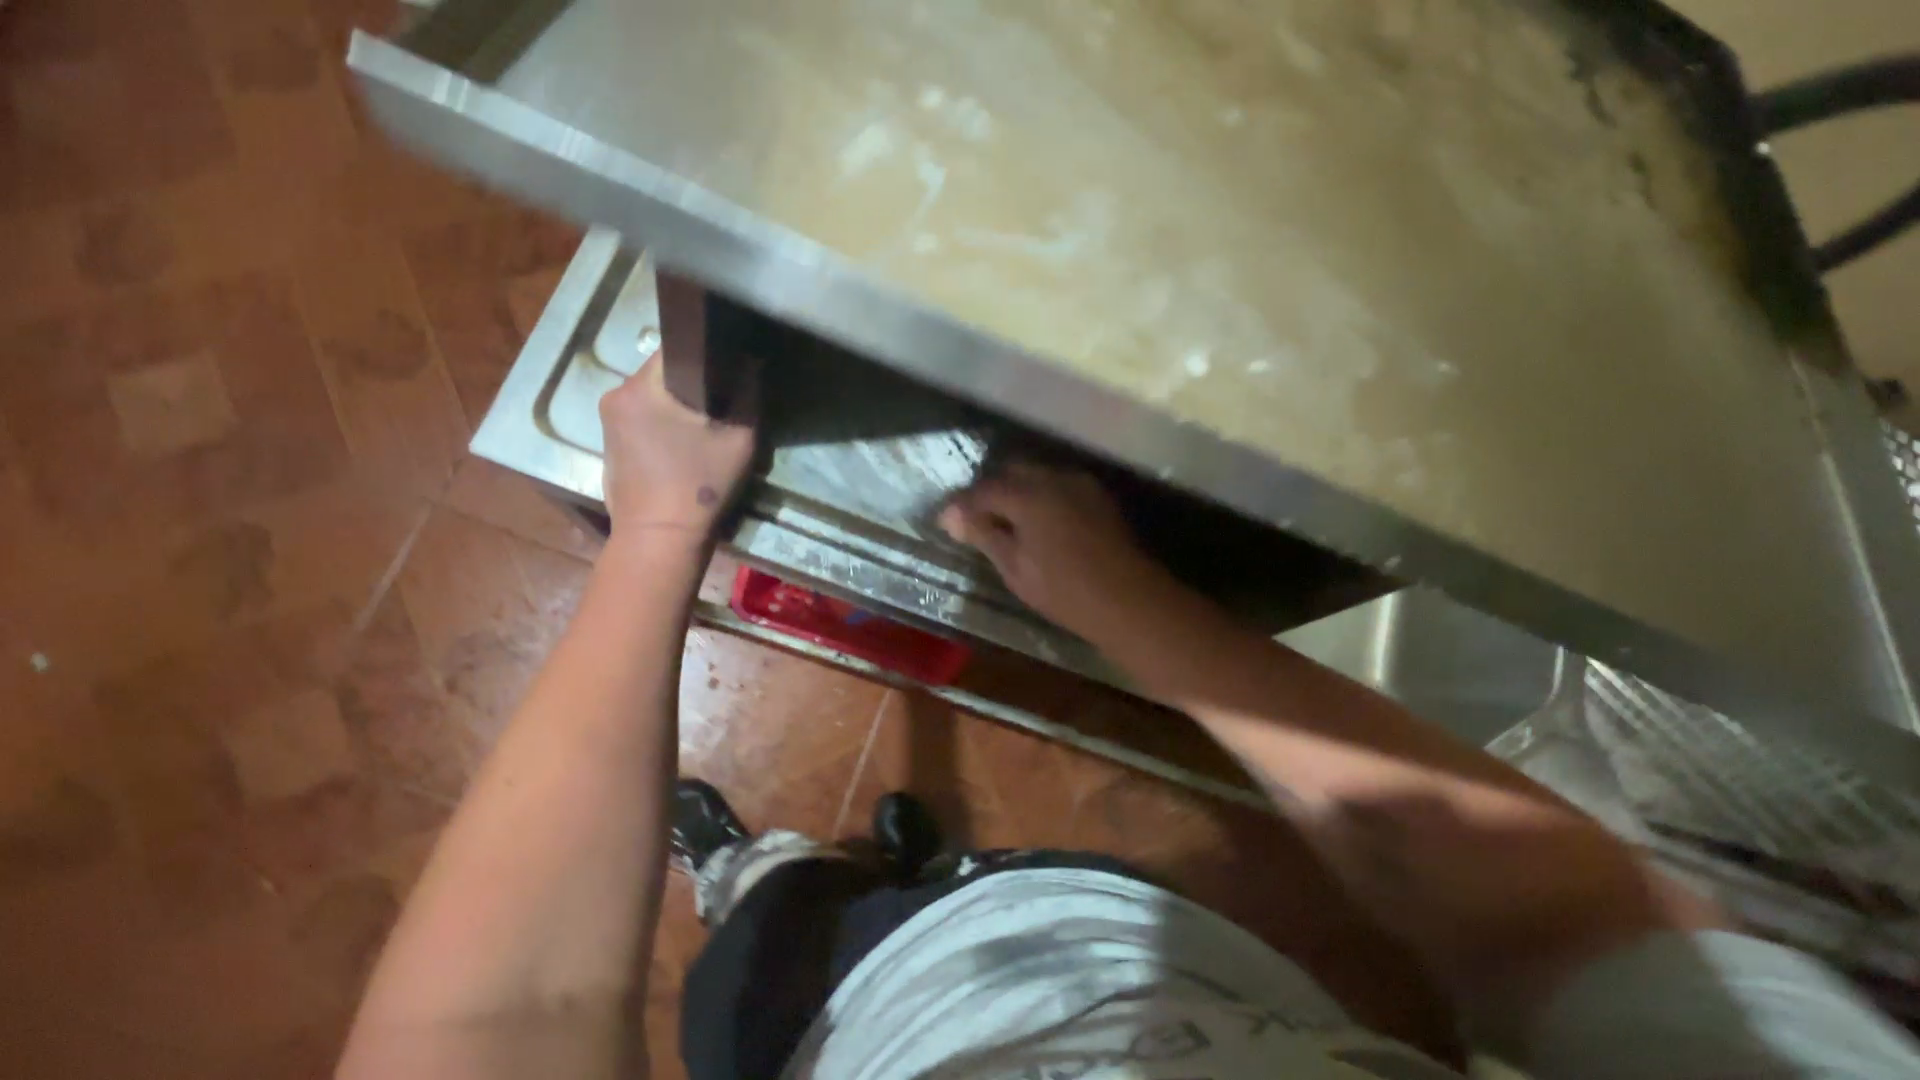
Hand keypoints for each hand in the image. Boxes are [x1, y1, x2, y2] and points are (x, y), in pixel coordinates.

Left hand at [598, 354, 758, 540]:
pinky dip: (661, 429)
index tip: (727, 373)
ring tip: (703, 431)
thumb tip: (750, 364)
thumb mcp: (739, 438)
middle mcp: (615, 396)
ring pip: (650, 400)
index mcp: (641, 387)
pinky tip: (681, 450)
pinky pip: (641, 422)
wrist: (660, 540)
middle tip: (721, 408)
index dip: (705, 356)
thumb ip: (747, 394)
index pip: (676, 350)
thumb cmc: (699, 485)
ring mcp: (606, 423)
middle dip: (690, 388)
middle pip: (661, 377)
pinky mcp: (608, 447)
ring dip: (675, 410)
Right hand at [939, 463, 1166, 629]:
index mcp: (1029, 494)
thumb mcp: (1015, 568)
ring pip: (1037, 476)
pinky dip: (1040, 497)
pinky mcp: (1097, 497)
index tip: (945, 522)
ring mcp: (1080, 485)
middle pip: (1011, 472)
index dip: (961, 505)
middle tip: (974, 520)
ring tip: (1004, 522)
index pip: (983, 489)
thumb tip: (951, 516)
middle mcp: (1054, 478)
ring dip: (1016, 492)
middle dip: (989, 492)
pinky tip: (1036, 523)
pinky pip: (1058, 486)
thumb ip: (984, 535)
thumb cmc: (1064, 591)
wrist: (1128, 600)